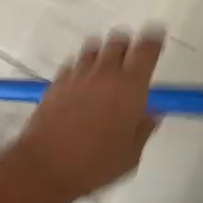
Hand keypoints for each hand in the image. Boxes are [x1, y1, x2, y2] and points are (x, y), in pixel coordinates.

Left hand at [10, 27, 163, 201]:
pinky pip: (74, 64)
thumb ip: (143, 128)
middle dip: (126, 46)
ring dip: (102, 54)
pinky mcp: (57, 80)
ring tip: (104, 72)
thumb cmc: (96, 163)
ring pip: (93, 48)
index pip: (146, 50)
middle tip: (130, 61)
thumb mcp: (131, 154)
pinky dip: (82, 68)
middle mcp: (104, 73)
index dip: (153, 40)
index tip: (156, 38)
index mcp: (130, 87)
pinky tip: (82, 85)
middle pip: (118, 41)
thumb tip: (152, 113)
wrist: (47, 163)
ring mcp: (78, 74)